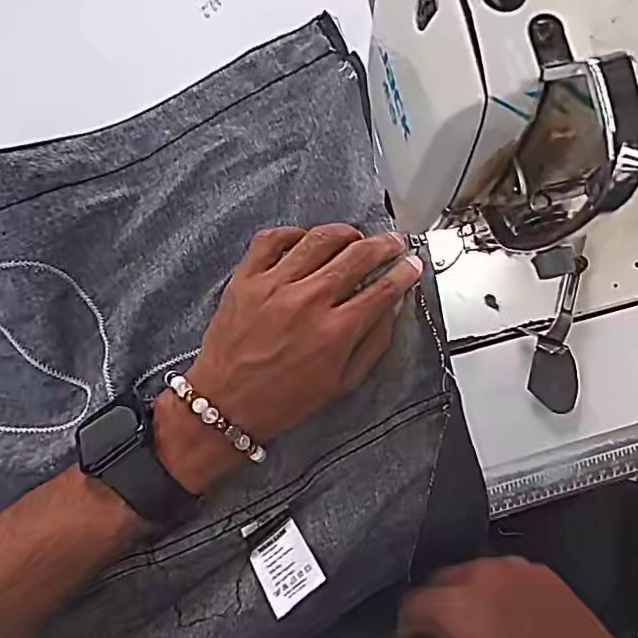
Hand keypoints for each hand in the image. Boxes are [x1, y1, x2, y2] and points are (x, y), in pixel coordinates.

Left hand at [153, 224, 423, 492]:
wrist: (226, 404)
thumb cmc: (282, 399)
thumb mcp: (342, 383)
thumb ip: (373, 343)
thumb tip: (393, 308)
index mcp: (335, 333)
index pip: (383, 288)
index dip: (404, 272)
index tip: (411, 265)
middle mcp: (307, 302)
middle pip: (358, 255)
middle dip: (385, 245)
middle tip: (392, 243)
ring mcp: (274, 286)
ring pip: (320, 238)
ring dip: (346, 232)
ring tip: (355, 237)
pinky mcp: (246, 279)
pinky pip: (273, 238)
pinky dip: (296, 232)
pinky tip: (306, 240)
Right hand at [399, 557, 637, 637]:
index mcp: (458, 607)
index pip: (410, 602)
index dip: (408, 628)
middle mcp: (481, 574)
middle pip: (437, 581)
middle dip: (436, 608)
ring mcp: (514, 566)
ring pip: (468, 574)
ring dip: (464, 597)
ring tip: (483, 632)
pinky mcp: (540, 569)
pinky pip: (499, 573)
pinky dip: (493, 592)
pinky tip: (510, 620)